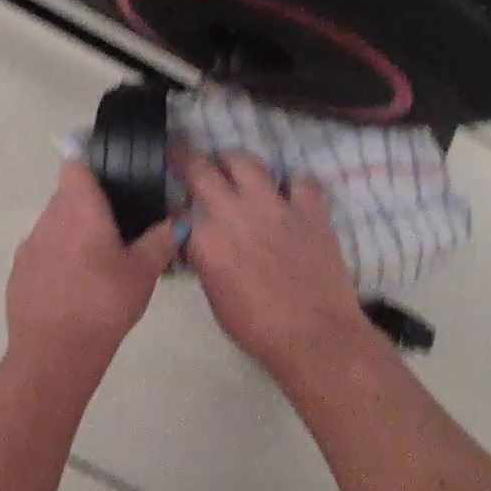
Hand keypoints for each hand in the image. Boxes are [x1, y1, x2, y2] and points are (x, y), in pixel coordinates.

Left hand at [5, 162, 178, 377]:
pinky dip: (57, 261)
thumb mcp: (143, 272)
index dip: (93, 170)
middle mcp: (48, 217)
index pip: (76, 165)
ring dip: (73, 235)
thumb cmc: (104, 302)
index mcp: (77, 206)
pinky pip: (42, 253)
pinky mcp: (18, 270)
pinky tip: (75, 288)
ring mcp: (29, 244)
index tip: (114, 187)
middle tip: (119, 232)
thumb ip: (161, 241)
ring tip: (99, 264)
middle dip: (90, 208)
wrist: (54, 351)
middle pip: (67, 196)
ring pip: (54, 225)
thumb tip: (179, 221)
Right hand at [176, 149, 370, 376]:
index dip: (176, 204)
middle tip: (182, 154)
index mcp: (205, 237)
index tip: (177, 206)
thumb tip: (200, 241)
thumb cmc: (257, 326)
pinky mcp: (309, 210)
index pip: (178, 207)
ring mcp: (274, 206)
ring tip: (235, 169)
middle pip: (201, 168)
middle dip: (186, 157)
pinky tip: (290, 196)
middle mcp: (234, 211)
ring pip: (246, 161)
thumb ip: (204, 258)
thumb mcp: (214, 295)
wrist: (315, 336)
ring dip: (234, 163)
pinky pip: (299, 181)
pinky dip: (292, 185)